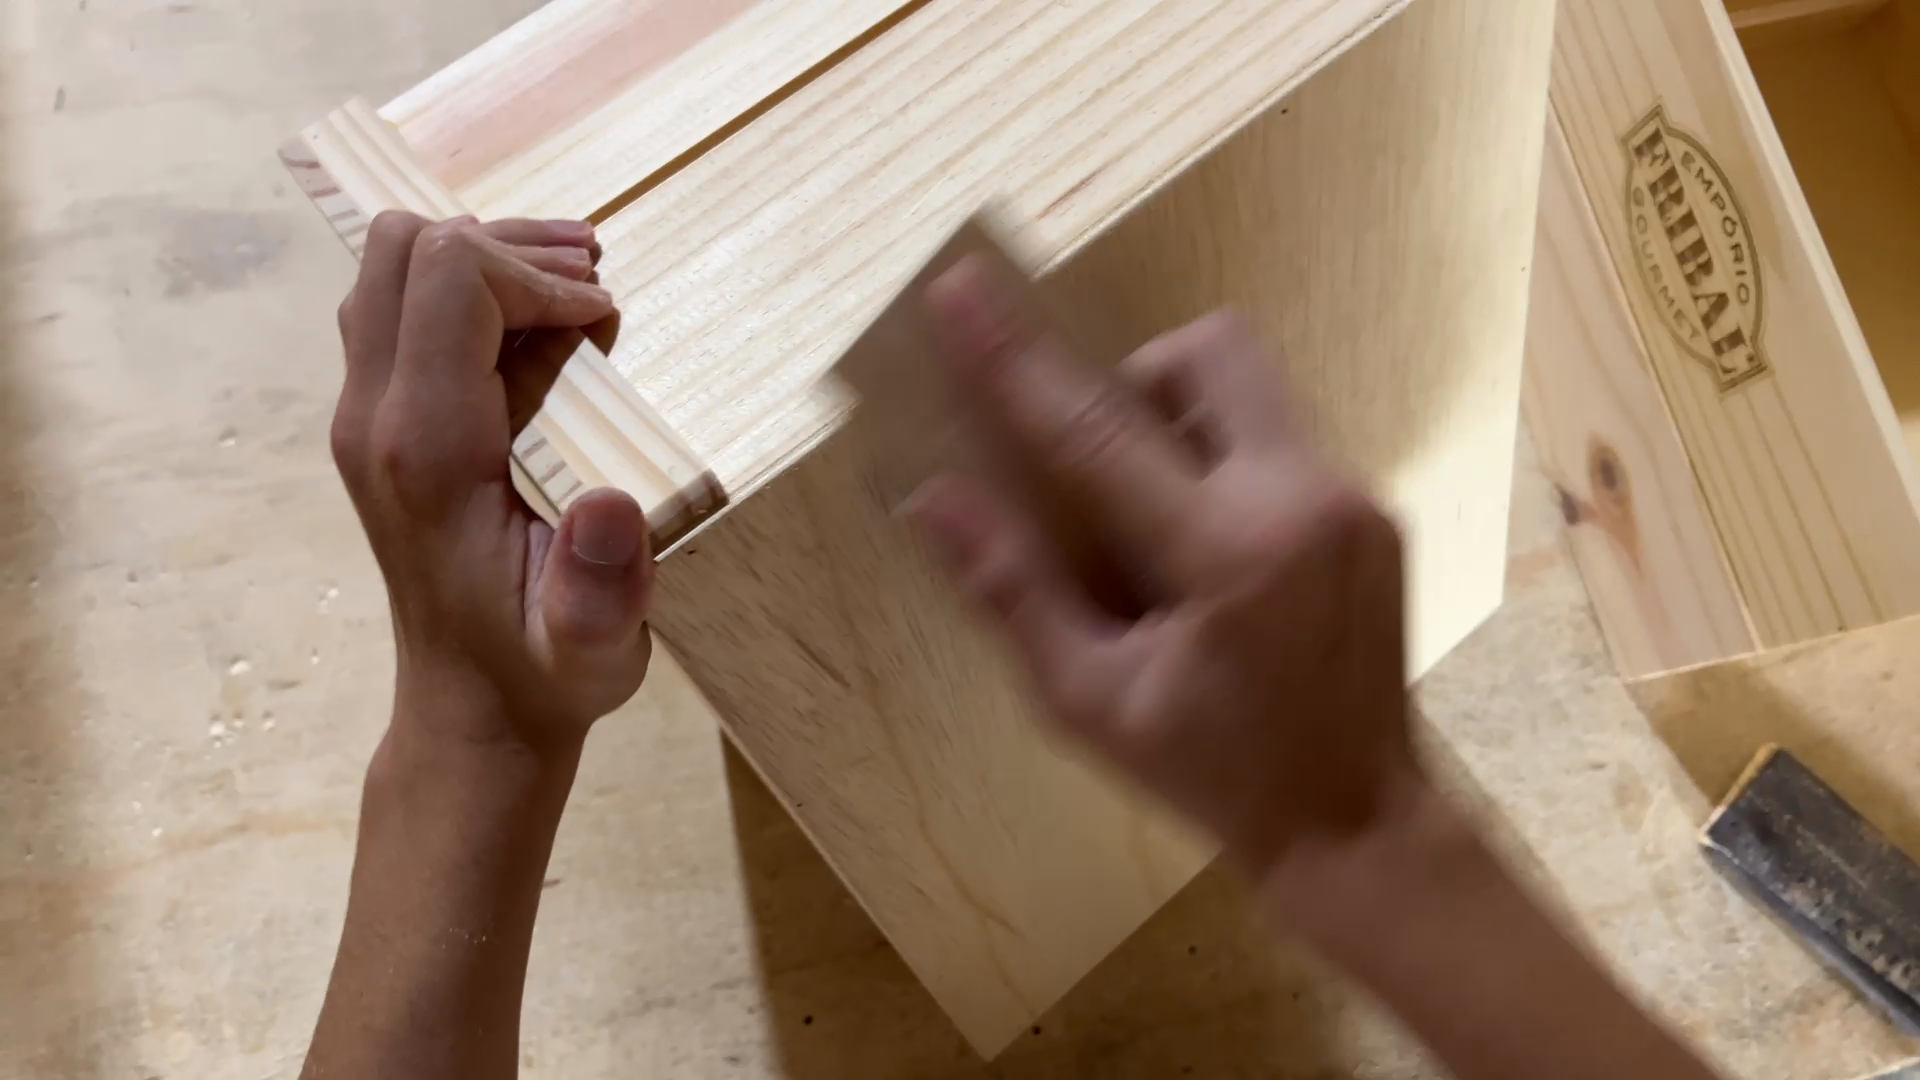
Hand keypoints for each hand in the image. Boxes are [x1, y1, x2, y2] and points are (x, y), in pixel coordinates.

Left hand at [332, 213, 655, 756]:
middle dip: (510, 248)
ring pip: (394, 273)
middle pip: (405, 253)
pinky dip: (473, 297)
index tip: (608, 322)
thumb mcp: (594, 649)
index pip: (449, 282)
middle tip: (595, 287)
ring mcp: (367, 421)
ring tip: (575, 293)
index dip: (537, 276)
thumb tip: (609, 503)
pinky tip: (538, 331)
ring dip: (489, 263)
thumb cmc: (546, 674)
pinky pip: (403, 315)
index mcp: (427, 450)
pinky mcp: (383, 430)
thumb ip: (601, 591)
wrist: (476, 707)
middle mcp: (376, 418)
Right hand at [907, 258, 1418, 875]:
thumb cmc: (1213, 773)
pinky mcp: (1371, 508)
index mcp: (1229, 553)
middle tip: (1101, 461)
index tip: (961, 291)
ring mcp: (1353, 497)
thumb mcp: (1088, 700)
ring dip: (1176, 414)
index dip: (1014, 360)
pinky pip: (1276, 431)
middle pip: (1211, 351)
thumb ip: (1012, 590)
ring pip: (1250, 381)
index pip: (1095, 431)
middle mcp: (1304, 498)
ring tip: (1152, 507)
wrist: (1360, 823)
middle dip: (1133, 377)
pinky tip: (1207, 541)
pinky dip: (1217, 452)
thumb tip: (931, 499)